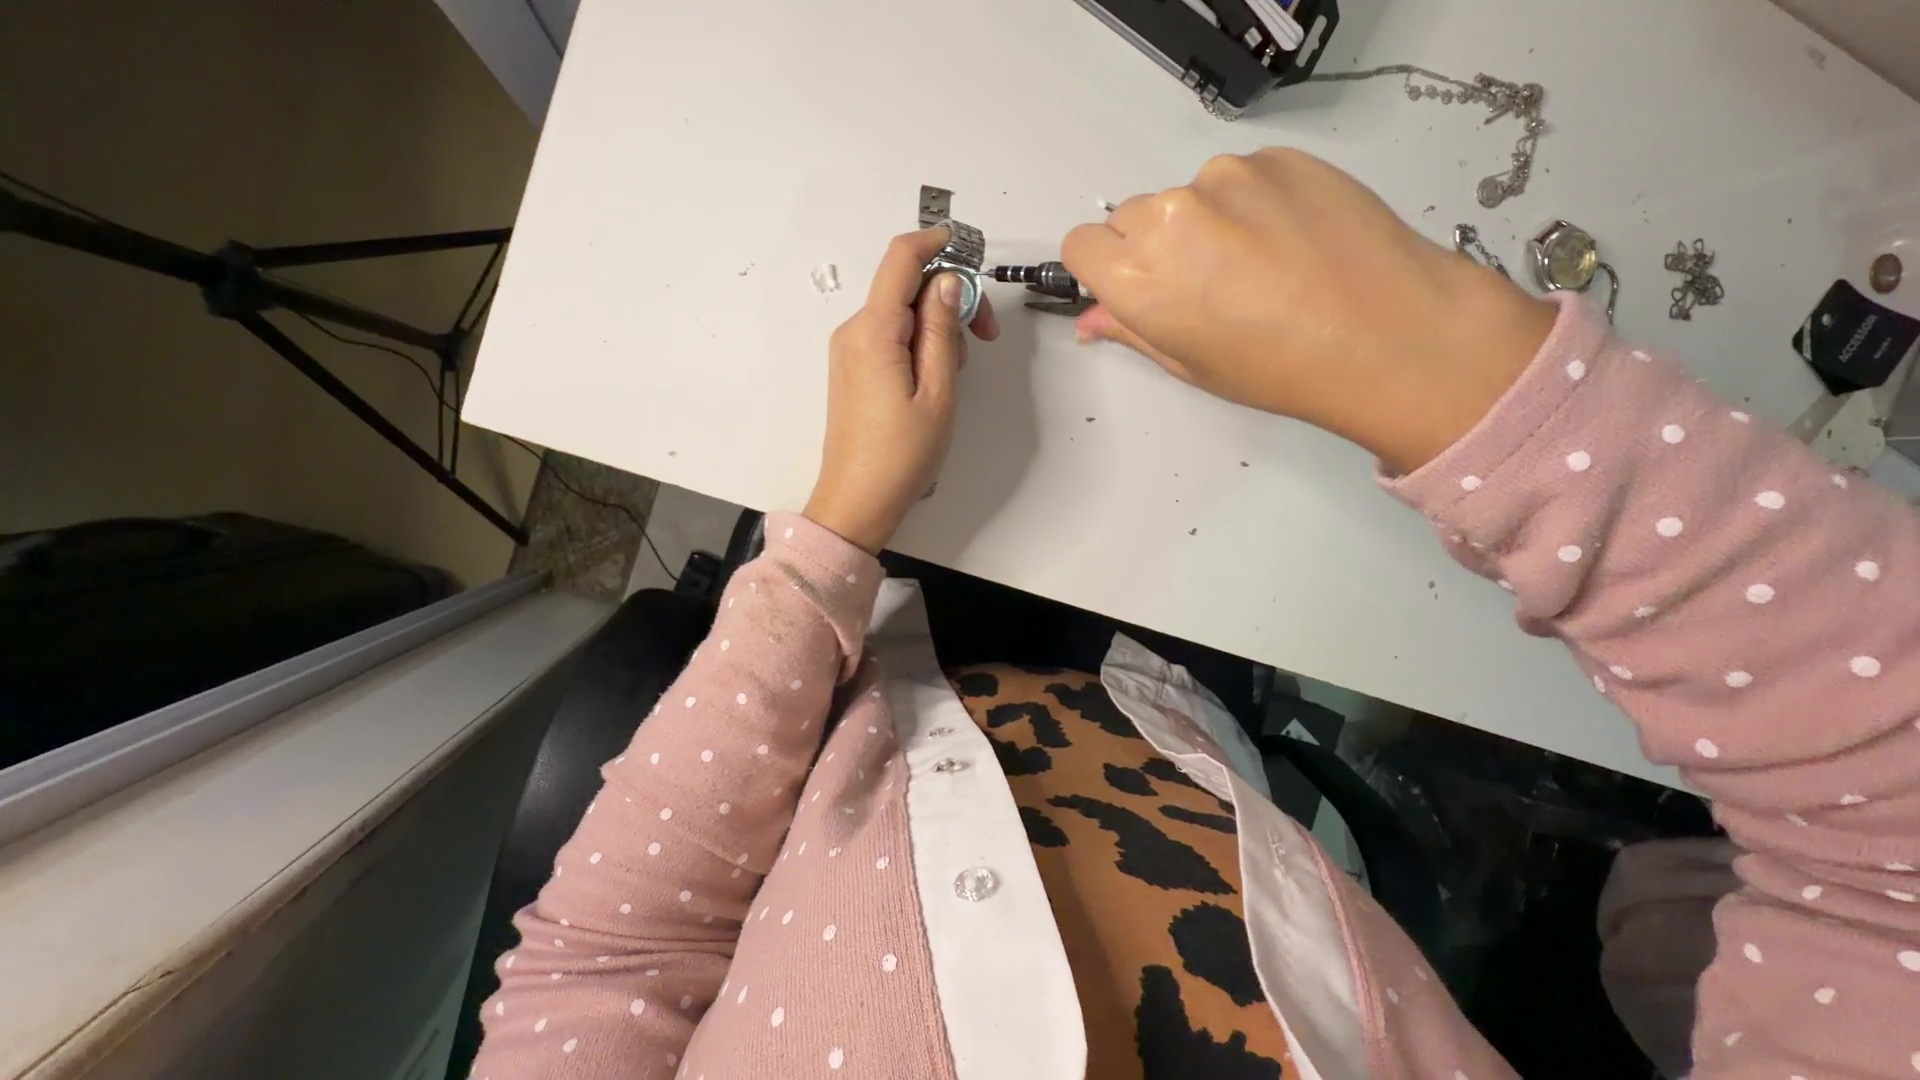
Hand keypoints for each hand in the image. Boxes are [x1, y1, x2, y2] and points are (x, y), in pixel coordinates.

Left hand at [804, 229, 999, 553]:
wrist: (857, 501)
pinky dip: (918, 341)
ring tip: (959, 368)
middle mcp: (853, 331)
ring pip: (900, 311)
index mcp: (874, 332)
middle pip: (904, 284)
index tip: (970, 251)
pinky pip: (889, 334)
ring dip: (936, 323)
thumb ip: (941, 330)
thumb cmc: (901, 456)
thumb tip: (946, 283)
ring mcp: (849, 349)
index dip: (937, 243)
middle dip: (948, 295)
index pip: (901, 258)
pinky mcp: (852, 367)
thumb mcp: (938, 392)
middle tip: (984, 334)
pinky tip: (937, 375)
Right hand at [1062, 148, 1556, 472]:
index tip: (1134, 286)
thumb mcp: (1191, 363)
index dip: (1104, 268)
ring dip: (1206, 220)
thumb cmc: (1279, 366)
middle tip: (1204, 282)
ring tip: (1260, 261)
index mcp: (1137, 275)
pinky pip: (1242, 176)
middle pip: (1131, 215)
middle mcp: (1170, 215)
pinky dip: (1253, 201)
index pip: (1081, 244)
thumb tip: (1094, 320)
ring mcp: (1226, 178)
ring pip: (1189, 194)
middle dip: (1153, 244)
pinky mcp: (1276, 158)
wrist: (1386, 332)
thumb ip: (1132, 329)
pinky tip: (1291, 238)